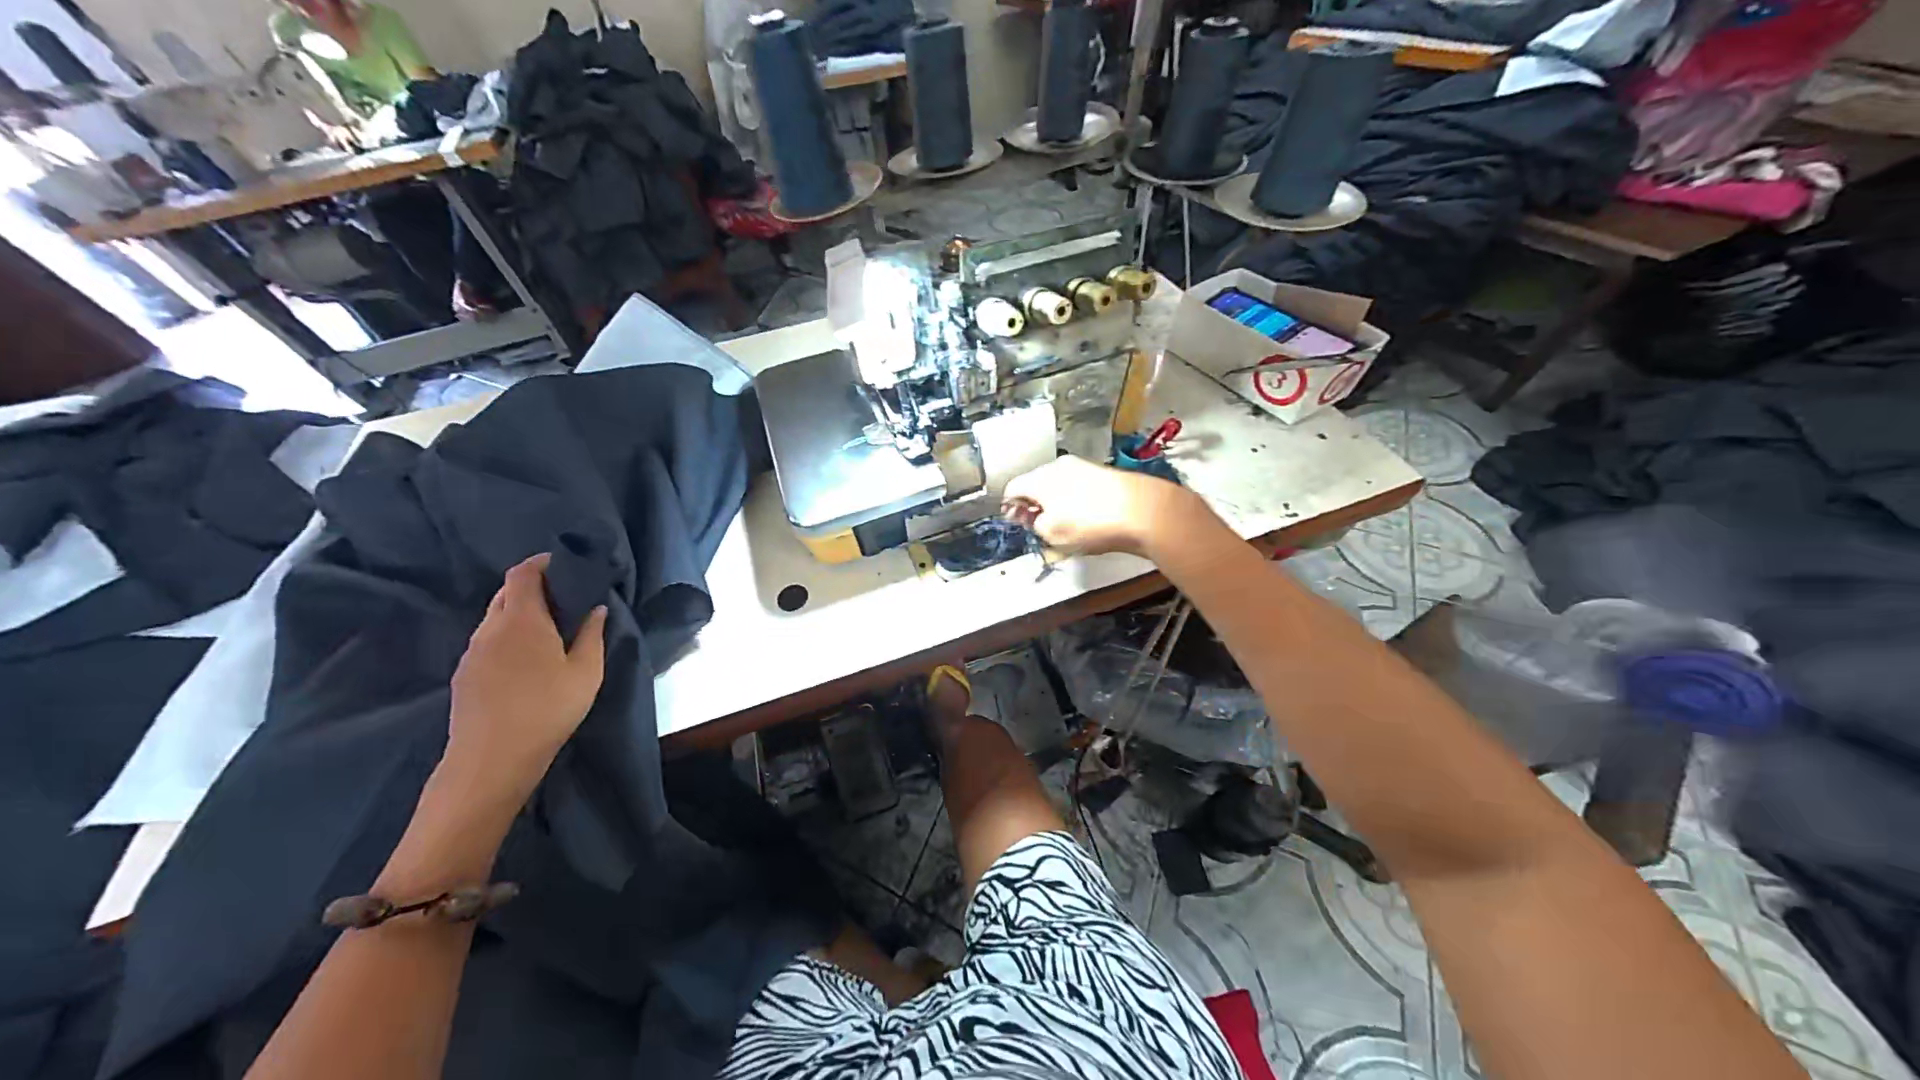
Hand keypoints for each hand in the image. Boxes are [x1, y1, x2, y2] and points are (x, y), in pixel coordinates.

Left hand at [442, 554, 607, 811]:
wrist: (491, 759)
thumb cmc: (547, 709)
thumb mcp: (586, 673)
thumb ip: (592, 635)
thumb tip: (596, 608)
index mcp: (523, 620)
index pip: (523, 574)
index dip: (540, 562)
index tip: (562, 563)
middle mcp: (491, 628)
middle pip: (507, 592)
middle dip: (532, 586)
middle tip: (561, 596)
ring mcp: (472, 651)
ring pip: (495, 617)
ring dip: (519, 612)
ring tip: (546, 626)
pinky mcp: (465, 673)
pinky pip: (487, 639)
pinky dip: (507, 634)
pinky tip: (524, 657)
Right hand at [1002, 455, 1210, 557]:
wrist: (1142, 511)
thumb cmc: (1089, 523)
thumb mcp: (1051, 534)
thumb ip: (1035, 525)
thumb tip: (1038, 519)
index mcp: (1039, 477)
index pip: (1012, 488)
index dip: (1010, 508)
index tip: (1017, 523)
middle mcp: (1059, 466)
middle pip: (1036, 484)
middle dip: (1034, 504)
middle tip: (1038, 526)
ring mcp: (1084, 467)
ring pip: (1059, 486)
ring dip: (1056, 503)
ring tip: (1064, 526)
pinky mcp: (1105, 475)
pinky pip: (1080, 488)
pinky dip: (1077, 502)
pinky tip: (1086, 519)